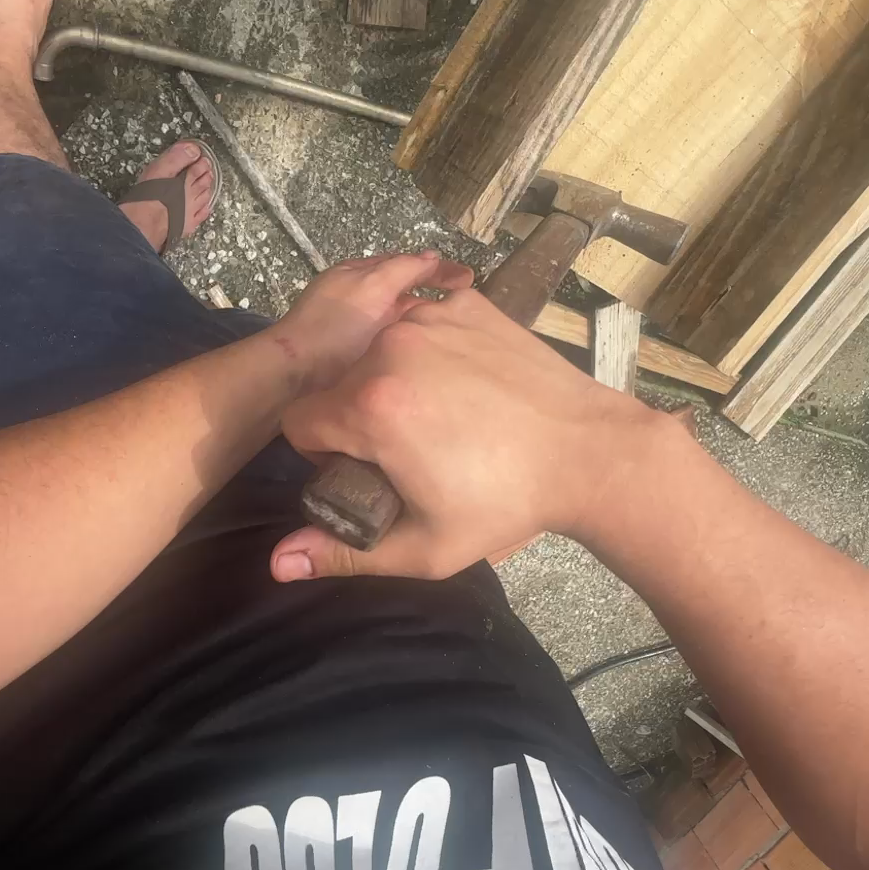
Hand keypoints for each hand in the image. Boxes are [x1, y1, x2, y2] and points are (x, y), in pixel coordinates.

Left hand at [267, 252, 473, 391]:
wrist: (294, 376)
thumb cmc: (335, 329)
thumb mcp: (373, 287)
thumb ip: (403, 268)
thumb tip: (431, 255)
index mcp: (358, 275)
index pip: (404, 264)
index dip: (438, 269)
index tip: (468, 278)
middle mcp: (356, 299)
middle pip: (401, 292)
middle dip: (431, 297)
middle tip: (463, 311)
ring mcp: (352, 330)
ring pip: (396, 321)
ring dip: (420, 325)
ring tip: (446, 337)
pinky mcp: (351, 358)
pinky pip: (388, 345)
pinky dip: (407, 345)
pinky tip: (418, 358)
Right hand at [269, 289, 681, 580]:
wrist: (589, 451)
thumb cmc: (504, 504)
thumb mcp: (424, 546)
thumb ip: (345, 555)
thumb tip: (279, 564)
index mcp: (370, 406)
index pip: (300, 419)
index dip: (321, 450)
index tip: (362, 464)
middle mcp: (390, 348)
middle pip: (338, 383)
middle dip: (356, 414)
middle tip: (407, 444)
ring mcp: (431, 319)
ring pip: (378, 349)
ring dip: (391, 378)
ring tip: (440, 411)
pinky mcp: (467, 304)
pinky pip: (422, 322)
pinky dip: (430, 348)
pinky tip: (465, 378)